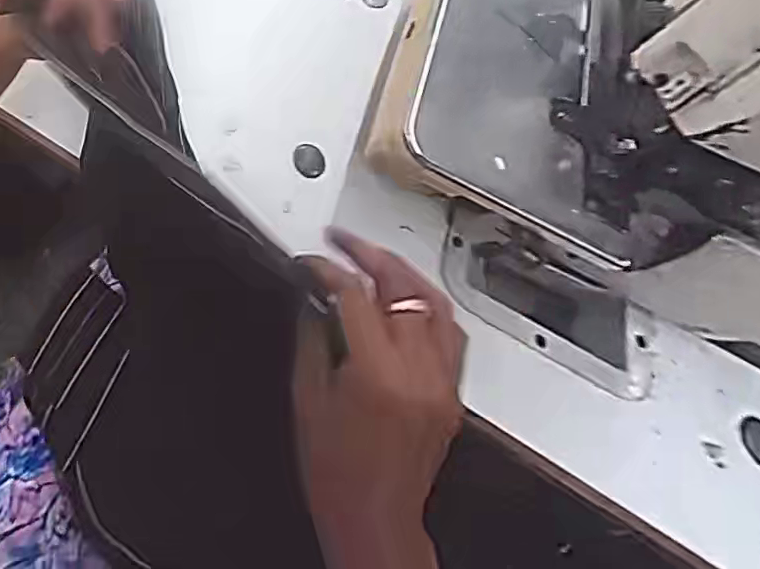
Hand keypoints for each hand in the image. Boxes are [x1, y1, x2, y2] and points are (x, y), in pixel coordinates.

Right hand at [294, 228, 463, 568]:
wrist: (374, 520)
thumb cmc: (338, 473)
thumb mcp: (307, 397)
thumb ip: (311, 336)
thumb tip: (314, 295)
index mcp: (376, 373)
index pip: (353, 294)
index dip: (327, 269)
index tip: (311, 263)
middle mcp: (417, 372)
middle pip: (400, 285)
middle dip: (367, 253)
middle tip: (342, 241)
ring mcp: (441, 381)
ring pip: (432, 300)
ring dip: (402, 269)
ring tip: (375, 256)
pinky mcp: (452, 392)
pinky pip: (450, 330)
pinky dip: (428, 302)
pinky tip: (410, 294)